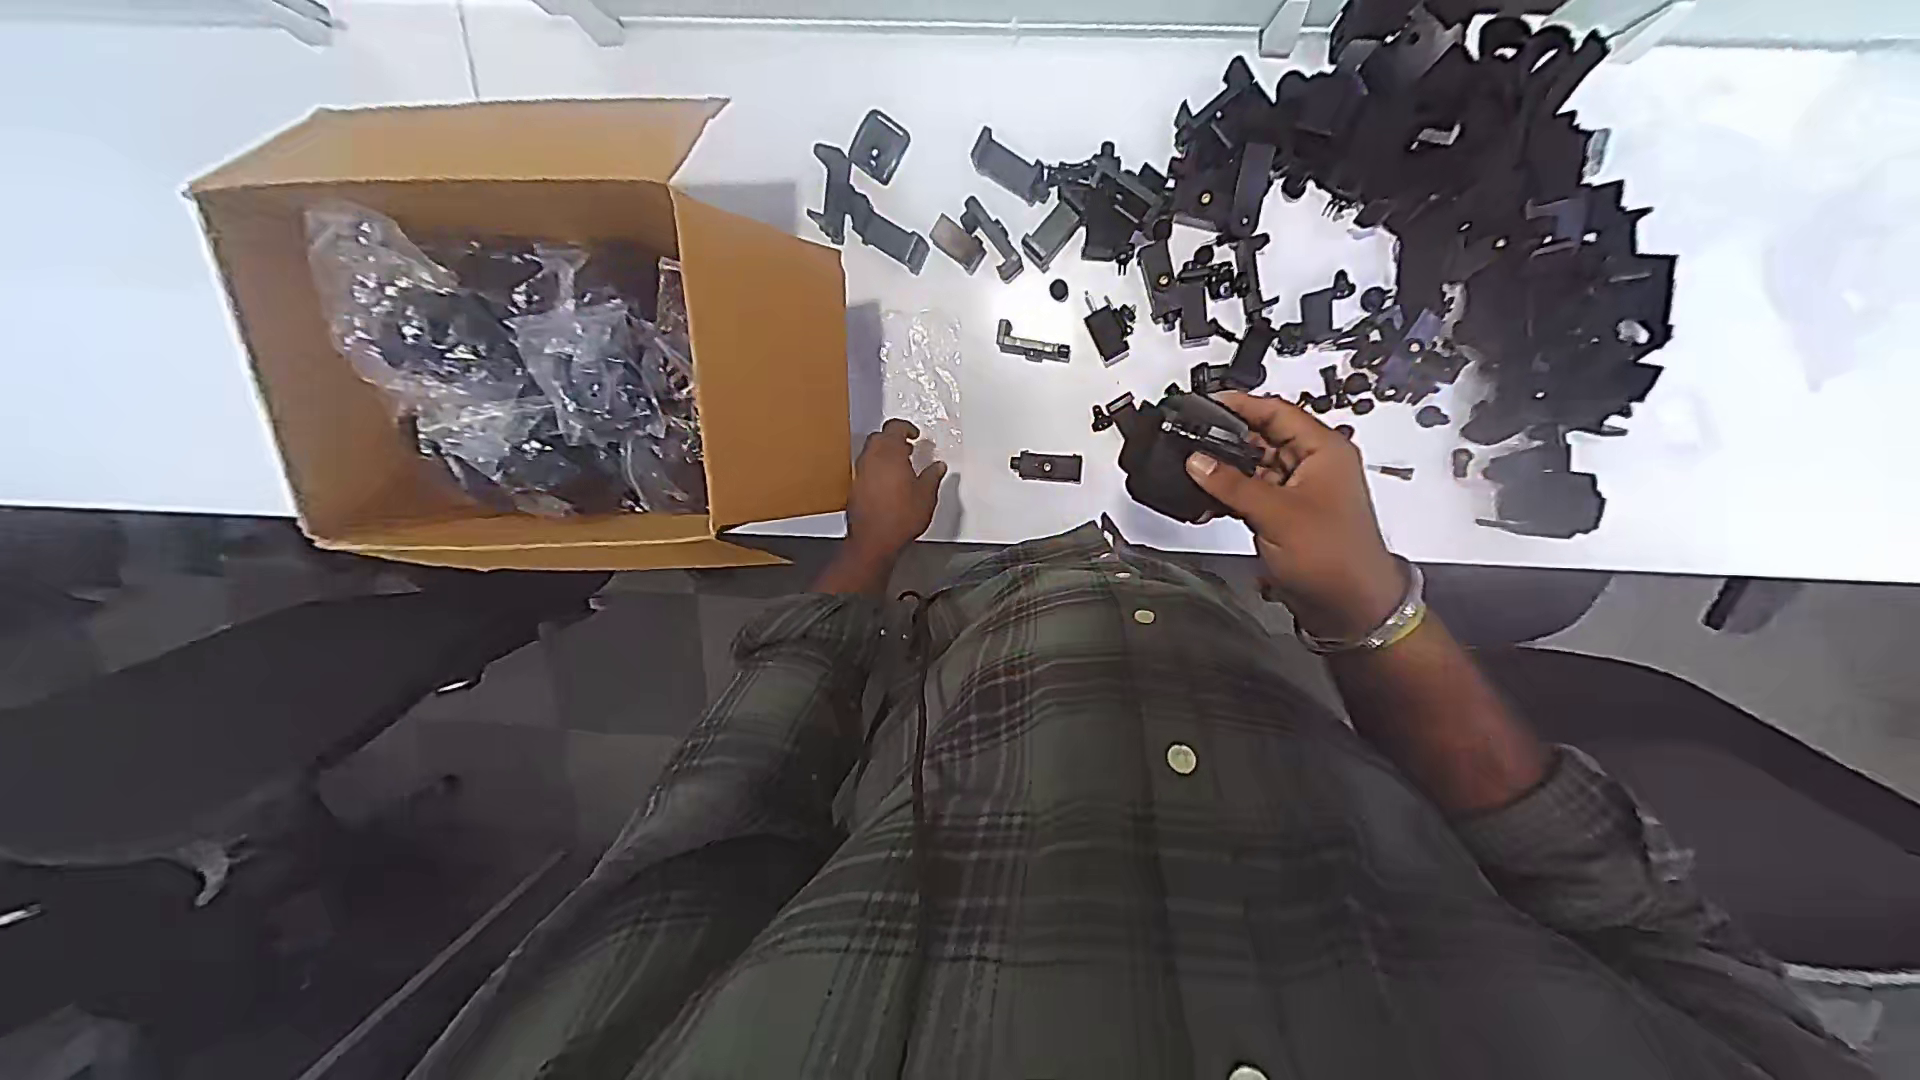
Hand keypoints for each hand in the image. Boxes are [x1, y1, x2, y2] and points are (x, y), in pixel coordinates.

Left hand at [846, 419, 947, 559]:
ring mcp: (860, 474)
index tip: (914, 434)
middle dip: (893, 438)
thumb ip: (932, 476)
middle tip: (907, 447)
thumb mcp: (926, 495)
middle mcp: (871, 460)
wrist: (874, 540)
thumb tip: (938, 466)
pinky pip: (865, 470)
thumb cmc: (900, 517)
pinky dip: (877, 469)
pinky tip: (889, 483)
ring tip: (900, 465)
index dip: (906, 428)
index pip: (894, 428)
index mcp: (889, 454)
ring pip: (870, 453)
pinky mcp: (854, 488)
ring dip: (884, 454)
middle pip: (879, 437)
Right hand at [1184, 391, 1403, 639]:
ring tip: (1194, 474)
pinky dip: (1229, 495)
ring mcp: (1297, 491)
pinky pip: (1250, 493)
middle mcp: (1312, 466)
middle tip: (1193, 441)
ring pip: (1253, 467)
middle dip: (1226, 442)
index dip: (1242, 404)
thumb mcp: (1277, 513)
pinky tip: (1206, 500)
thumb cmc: (1337, 558)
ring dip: (1225, 472)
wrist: (1348, 605)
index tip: (1209, 403)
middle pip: (1262, 438)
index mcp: (1324, 451)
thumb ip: (1233, 484)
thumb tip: (1199, 461)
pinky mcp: (1284, 513)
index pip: (1278, 411)